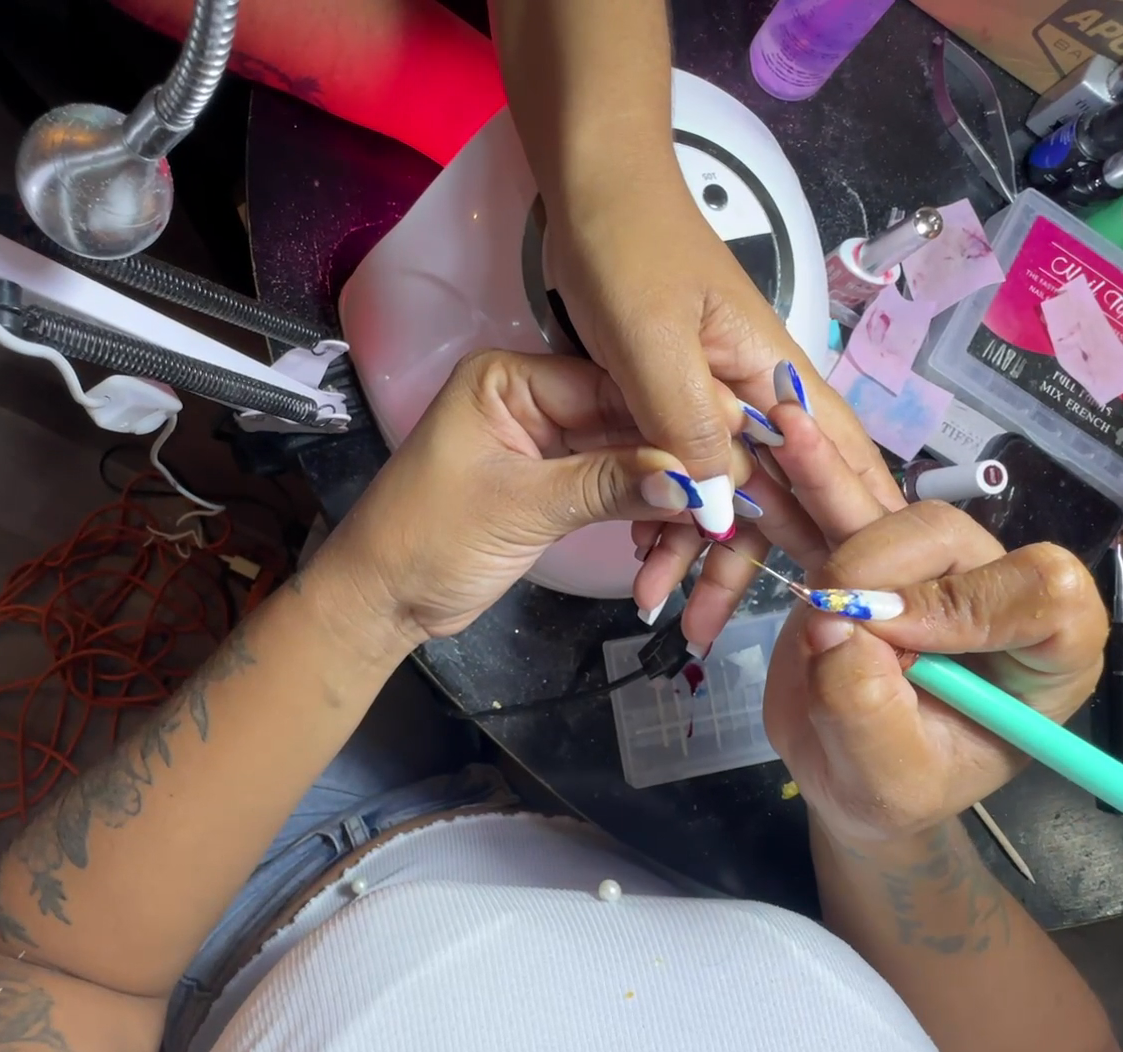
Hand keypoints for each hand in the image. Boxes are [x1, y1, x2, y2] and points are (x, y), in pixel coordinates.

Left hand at [320, 349, 749, 641]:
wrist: (382, 600)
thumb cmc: (429, 539)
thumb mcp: (519, 506)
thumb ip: (607, 485)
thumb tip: (695, 481)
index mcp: (510, 379)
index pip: (611, 385)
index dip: (672, 422)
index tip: (734, 454)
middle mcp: (533, 400)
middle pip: (625, 420)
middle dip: (676, 462)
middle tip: (741, 493)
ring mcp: (544, 444)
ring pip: (625, 457)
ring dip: (664, 492)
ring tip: (714, 522)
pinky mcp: (551, 484)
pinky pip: (611, 486)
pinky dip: (641, 510)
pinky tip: (676, 532)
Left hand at [545, 170, 902, 647]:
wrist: (590, 194)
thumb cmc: (629, 257)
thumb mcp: (654, 343)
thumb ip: (691, 425)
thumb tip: (725, 511)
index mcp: (771, 379)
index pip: (833, 465)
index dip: (842, 534)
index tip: (841, 604)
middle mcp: (755, 396)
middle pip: (773, 495)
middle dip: (742, 567)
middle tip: (702, 630)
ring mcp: (713, 401)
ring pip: (720, 492)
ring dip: (691, 550)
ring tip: (656, 608)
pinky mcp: (673, 403)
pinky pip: (681, 473)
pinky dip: (662, 515)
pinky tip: (639, 555)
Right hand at [751, 401, 1106, 845]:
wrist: (845, 771)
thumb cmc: (886, 790)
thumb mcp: (886, 781)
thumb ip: (869, 716)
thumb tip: (833, 628)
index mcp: (1042, 656)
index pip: (1040, 594)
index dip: (961, 603)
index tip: (883, 636)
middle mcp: (993, 595)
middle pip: (950, 538)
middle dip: (875, 568)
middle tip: (818, 616)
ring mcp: (929, 569)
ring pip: (887, 512)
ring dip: (830, 482)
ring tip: (783, 432)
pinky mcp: (869, 558)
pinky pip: (838, 510)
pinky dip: (808, 475)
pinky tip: (784, 427)